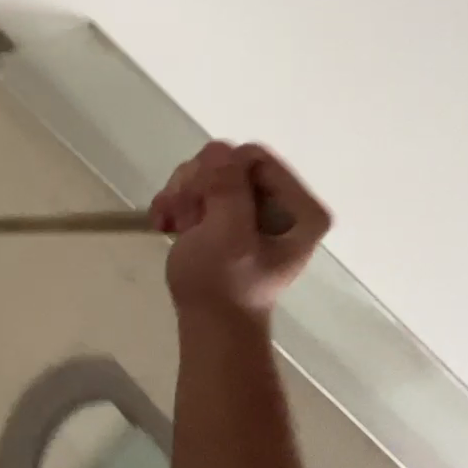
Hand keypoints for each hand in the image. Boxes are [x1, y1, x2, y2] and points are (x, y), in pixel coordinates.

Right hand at [151, 141, 331, 321]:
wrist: (211, 320)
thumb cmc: (224, 283)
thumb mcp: (226, 236)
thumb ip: (227, 190)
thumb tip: (219, 147)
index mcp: (300, 208)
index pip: (252, 157)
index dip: (216, 174)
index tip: (200, 205)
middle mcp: (281, 201)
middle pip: (225, 163)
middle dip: (193, 186)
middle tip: (183, 217)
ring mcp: (253, 208)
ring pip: (205, 173)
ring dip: (179, 195)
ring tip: (172, 223)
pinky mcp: (228, 214)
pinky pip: (195, 188)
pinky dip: (174, 202)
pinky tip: (167, 224)